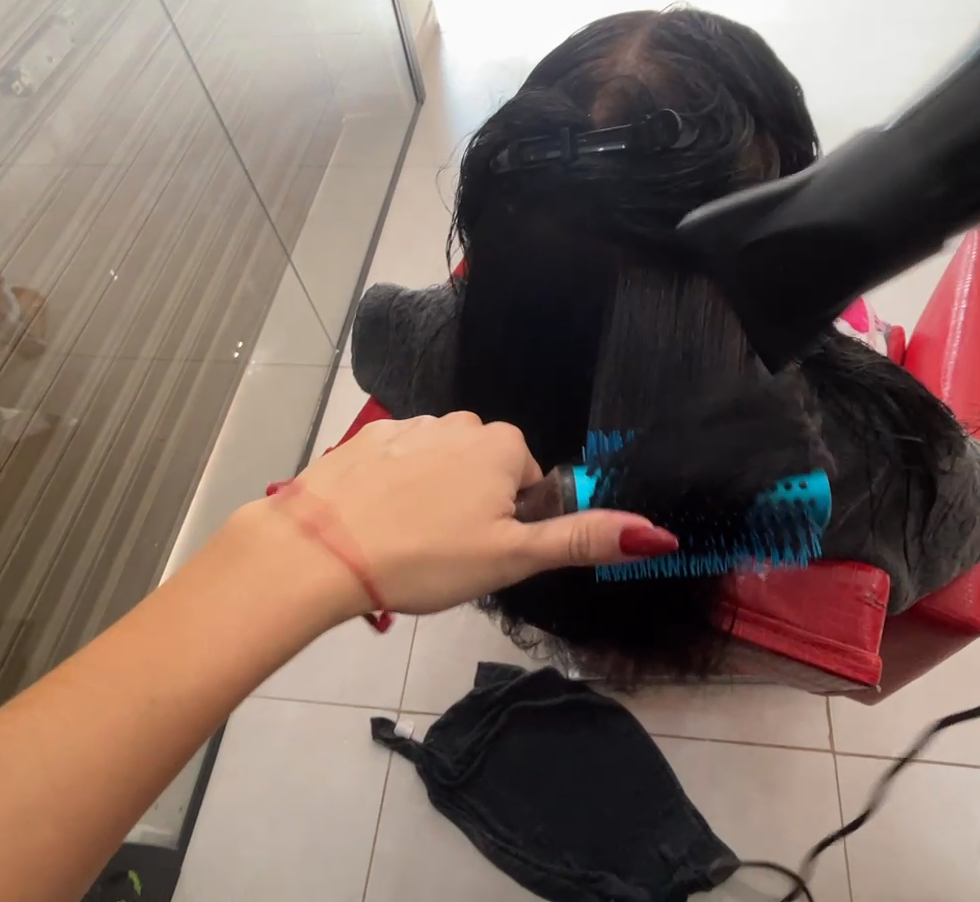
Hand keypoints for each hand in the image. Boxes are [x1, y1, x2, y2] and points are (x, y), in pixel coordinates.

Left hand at [251, 413, 675, 618]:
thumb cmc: (426, 555)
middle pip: (486, 467)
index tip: (481, 551)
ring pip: (441, 464)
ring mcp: (408, 425)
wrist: (320, 549)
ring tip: (409, 540)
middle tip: (447, 551)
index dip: (512, 521)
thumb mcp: (512, 557)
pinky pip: (399, 461)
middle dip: (476, 504)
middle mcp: (459, 422)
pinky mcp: (366, 438)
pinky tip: (376, 519)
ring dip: (435, 495)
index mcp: (500, 444)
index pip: (528, 481)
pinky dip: (396, 487)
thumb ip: (583, 540)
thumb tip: (660, 533)